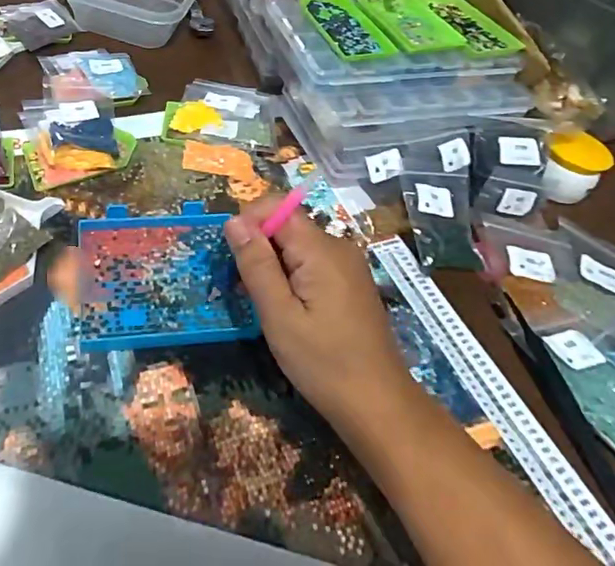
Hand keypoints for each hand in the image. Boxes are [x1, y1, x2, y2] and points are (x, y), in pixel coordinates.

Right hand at [225, 205, 416, 433]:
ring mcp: (348, 265)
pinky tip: (288, 310)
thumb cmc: (324, 363)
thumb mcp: (279, 316)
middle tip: (244, 288)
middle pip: (287, 225)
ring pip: (297, 246)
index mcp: (321, 249)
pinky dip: (291, 276)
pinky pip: (312, 263)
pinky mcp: (350, 283)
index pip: (277, 207)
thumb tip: (233, 221)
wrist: (381, 408)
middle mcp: (338, 246)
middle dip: (258, 246)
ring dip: (273, 264)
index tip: (233, 258)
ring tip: (264, 304)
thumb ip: (256, 264)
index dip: (249, 222)